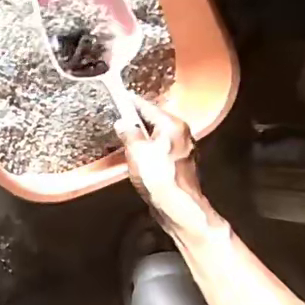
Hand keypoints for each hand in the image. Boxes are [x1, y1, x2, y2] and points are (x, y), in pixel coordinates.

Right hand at [116, 95, 214, 234]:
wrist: (179, 207)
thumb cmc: (159, 178)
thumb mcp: (137, 152)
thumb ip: (129, 134)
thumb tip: (123, 124)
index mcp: (173, 125)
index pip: (148, 106)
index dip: (131, 102)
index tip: (121, 97)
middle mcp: (182, 133)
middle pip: (155, 120)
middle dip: (137, 120)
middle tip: (120, 119)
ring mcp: (184, 149)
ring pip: (159, 136)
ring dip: (144, 136)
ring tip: (128, 138)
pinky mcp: (181, 164)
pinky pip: (162, 149)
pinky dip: (151, 149)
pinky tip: (141, 157)